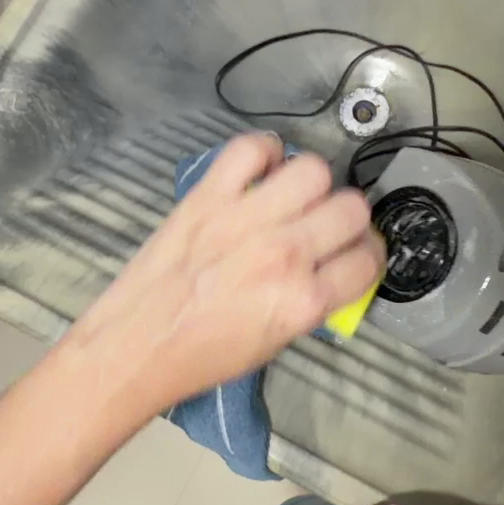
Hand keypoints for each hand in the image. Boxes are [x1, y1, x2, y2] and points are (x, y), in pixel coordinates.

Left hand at [61, 132, 384, 411]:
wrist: (135, 347)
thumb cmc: (203, 356)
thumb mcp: (277, 342)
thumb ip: (314, 300)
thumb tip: (334, 268)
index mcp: (303, 301)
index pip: (367, 260)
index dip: (368, 257)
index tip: (357, 254)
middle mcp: (283, 254)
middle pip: (351, 208)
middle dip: (348, 219)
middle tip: (327, 227)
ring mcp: (245, 219)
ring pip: (313, 170)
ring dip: (313, 184)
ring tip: (296, 198)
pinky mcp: (209, 196)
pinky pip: (252, 149)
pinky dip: (264, 152)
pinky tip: (263, 171)